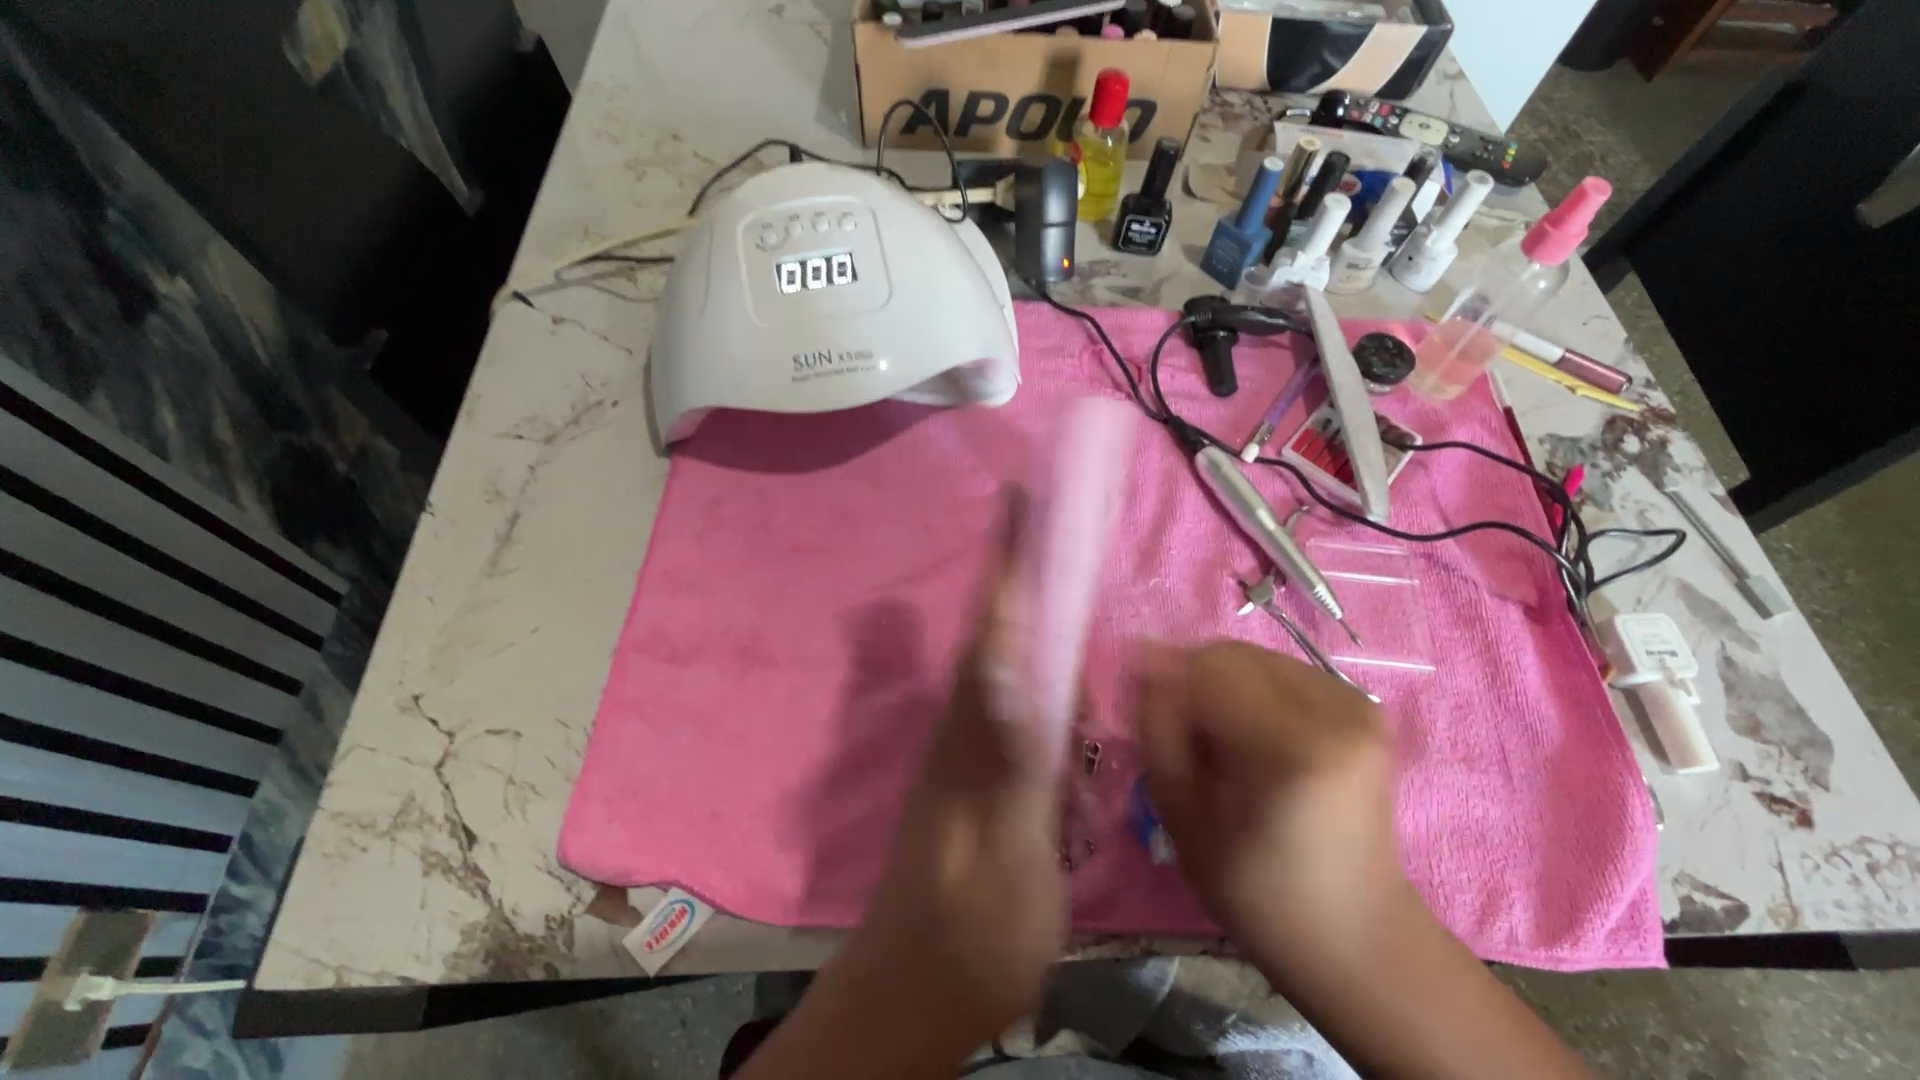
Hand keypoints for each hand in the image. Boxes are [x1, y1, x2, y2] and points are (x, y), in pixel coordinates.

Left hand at [783, 496, 1066, 1069]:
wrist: (918, 992)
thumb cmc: (969, 928)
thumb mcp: (1003, 845)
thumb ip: (1010, 753)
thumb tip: (1006, 660)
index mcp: (973, 730)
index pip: (995, 626)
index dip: (1011, 560)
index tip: (1024, 498)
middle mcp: (969, 729)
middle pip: (1007, 638)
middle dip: (1034, 583)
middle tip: (1063, 543)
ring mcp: (973, 759)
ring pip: (1017, 679)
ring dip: (1042, 643)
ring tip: (1069, 623)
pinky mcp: (985, 788)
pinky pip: (1026, 723)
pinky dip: (1052, 705)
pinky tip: (1073, 720)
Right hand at [1136, 640, 1411, 977]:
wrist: (1357, 933)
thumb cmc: (1259, 893)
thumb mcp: (1185, 821)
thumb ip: (1158, 733)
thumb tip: (1143, 663)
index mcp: (1293, 748)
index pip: (1206, 669)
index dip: (1164, 681)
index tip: (1146, 719)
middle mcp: (1336, 711)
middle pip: (1232, 655)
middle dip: (1193, 683)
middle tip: (1184, 740)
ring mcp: (1358, 705)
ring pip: (1255, 659)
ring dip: (1223, 687)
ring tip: (1222, 746)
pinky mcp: (1364, 708)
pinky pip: (1284, 673)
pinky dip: (1255, 694)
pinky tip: (1255, 742)